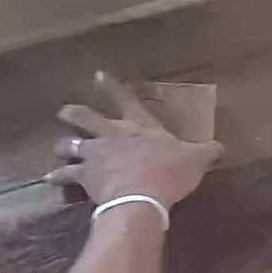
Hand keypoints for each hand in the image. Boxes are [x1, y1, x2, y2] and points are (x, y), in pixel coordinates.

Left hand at [47, 72, 223, 208]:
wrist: (141, 197)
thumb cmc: (169, 173)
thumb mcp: (196, 159)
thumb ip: (208, 151)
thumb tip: (221, 147)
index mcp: (139, 126)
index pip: (125, 98)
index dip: (112, 86)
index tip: (97, 75)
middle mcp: (112, 134)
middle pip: (84, 116)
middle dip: (73, 113)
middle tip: (65, 113)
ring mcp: (95, 154)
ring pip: (69, 144)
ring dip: (64, 146)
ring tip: (60, 150)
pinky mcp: (84, 176)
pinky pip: (65, 176)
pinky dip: (57, 178)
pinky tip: (50, 180)